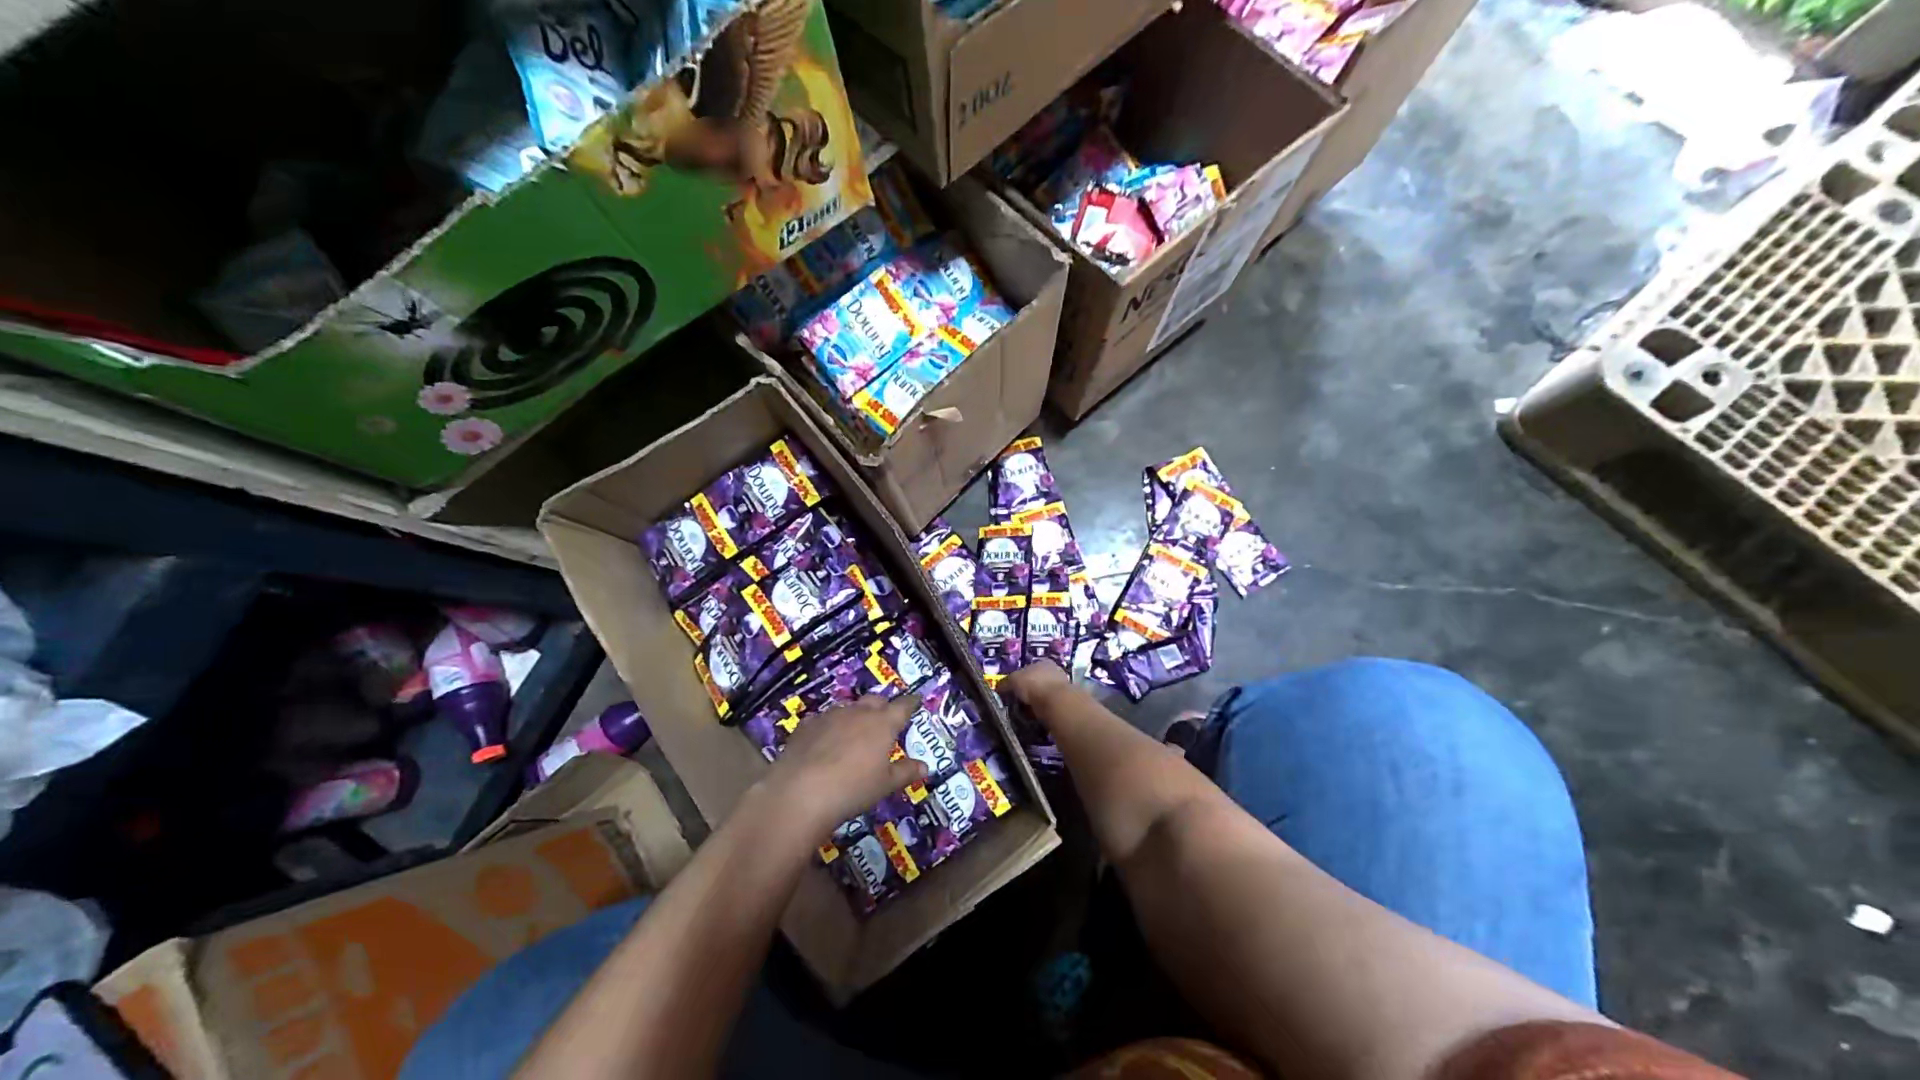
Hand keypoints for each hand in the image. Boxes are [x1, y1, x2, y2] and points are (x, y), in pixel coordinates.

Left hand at [756, 694, 927, 835]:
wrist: (800, 792)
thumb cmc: (852, 789)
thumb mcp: (885, 785)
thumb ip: (905, 772)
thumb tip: (924, 766)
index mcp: (882, 723)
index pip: (903, 706)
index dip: (911, 703)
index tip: (915, 701)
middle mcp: (858, 712)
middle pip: (875, 701)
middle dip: (883, 707)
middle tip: (886, 719)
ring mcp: (830, 715)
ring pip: (848, 708)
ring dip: (855, 716)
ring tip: (855, 733)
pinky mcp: (806, 725)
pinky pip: (824, 719)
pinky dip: (831, 727)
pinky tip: (826, 742)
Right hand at [1001, 660, 1077, 724]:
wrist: (1055, 702)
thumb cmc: (1033, 684)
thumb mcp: (1013, 680)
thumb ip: (1005, 683)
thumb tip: (998, 687)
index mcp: (1042, 662)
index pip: (1028, 669)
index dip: (1018, 679)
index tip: (1011, 690)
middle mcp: (1054, 672)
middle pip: (1036, 682)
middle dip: (1027, 692)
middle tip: (1017, 703)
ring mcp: (1061, 688)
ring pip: (1043, 695)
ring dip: (1035, 703)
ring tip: (1024, 712)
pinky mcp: (1064, 703)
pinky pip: (1047, 707)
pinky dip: (1041, 712)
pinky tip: (1035, 717)